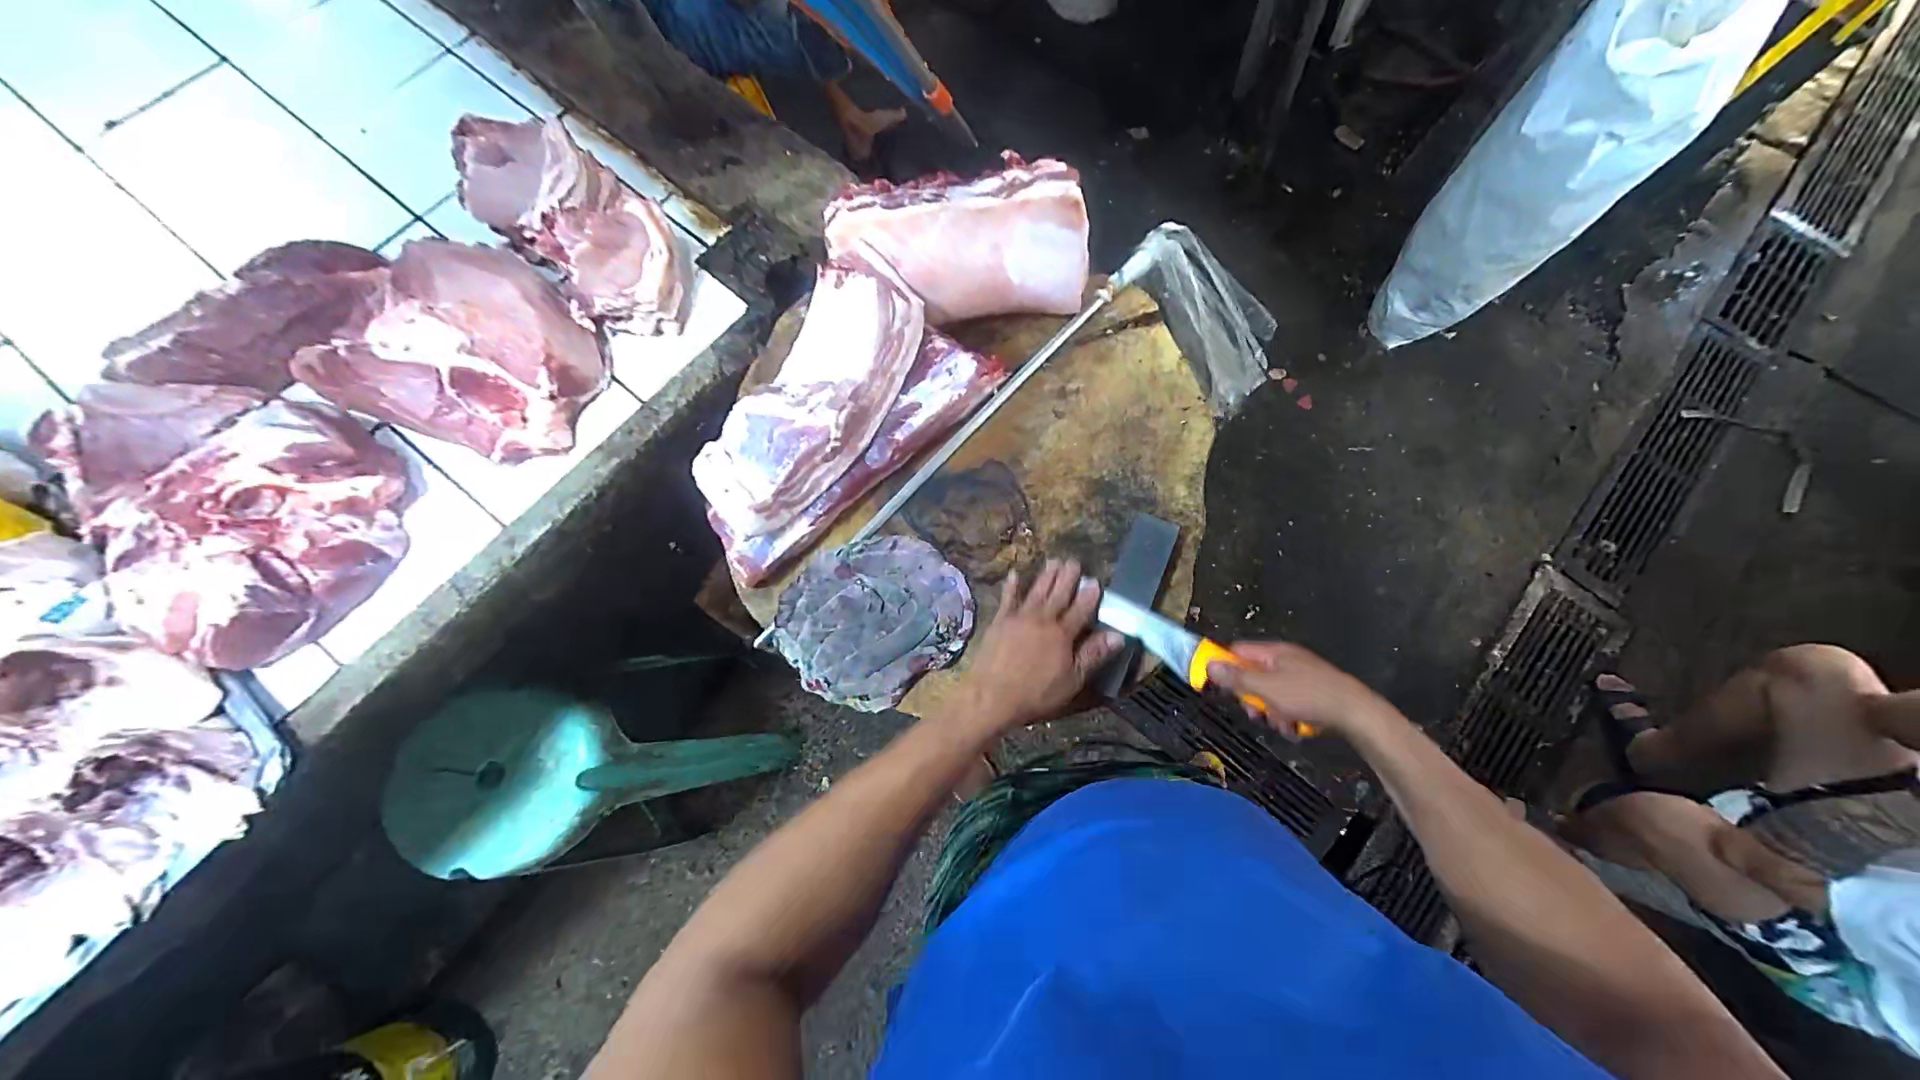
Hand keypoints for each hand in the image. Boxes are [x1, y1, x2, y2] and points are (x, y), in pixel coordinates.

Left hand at [959, 559, 1121, 730]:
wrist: (991, 695)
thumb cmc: (1036, 693)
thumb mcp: (1072, 680)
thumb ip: (1093, 655)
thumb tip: (1117, 636)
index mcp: (1062, 634)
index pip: (1080, 610)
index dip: (1089, 596)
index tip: (1095, 581)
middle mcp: (1042, 619)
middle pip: (1058, 594)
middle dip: (1067, 578)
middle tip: (1073, 561)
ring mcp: (1019, 618)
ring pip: (1036, 591)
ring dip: (1046, 576)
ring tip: (1053, 561)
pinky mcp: (1000, 622)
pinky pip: (1008, 599)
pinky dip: (1012, 586)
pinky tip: (1015, 574)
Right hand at [1207, 642, 1402, 739]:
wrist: (1357, 714)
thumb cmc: (1309, 696)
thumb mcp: (1266, 688)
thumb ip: (1236, 678)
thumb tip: (1209, 665)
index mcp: (1274, 652)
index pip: (1237, 651)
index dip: (1225, 666)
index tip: (1219, 685)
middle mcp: (1287, 660)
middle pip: (1253, 674)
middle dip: (1251, 696)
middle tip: (1254, 711)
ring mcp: (1302, 676)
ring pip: (1271, 693)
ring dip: (1270, 710)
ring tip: (1281, 723)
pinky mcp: (1314, 693)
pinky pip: (1289, 702)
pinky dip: (1288, 715)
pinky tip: (1295, 727)